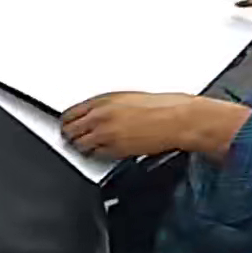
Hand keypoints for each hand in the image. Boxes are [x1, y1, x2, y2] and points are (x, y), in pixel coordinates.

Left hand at [61, 91, 250, 162]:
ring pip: (79, 144)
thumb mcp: (128, 98)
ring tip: (87, 146)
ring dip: (81, 146)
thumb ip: (105, 106)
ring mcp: (106, 134)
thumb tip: (91, 113)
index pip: (69, 114)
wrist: (184, 119)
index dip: (66, 121)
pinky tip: (103, 150)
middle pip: (69, 130)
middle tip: (74, 138)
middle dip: (70, 135)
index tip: (67, 125)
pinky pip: (95, 155)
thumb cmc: (166, 106)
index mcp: (103, 101)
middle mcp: (100, 117)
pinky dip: (96, 154)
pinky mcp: (115, 149)